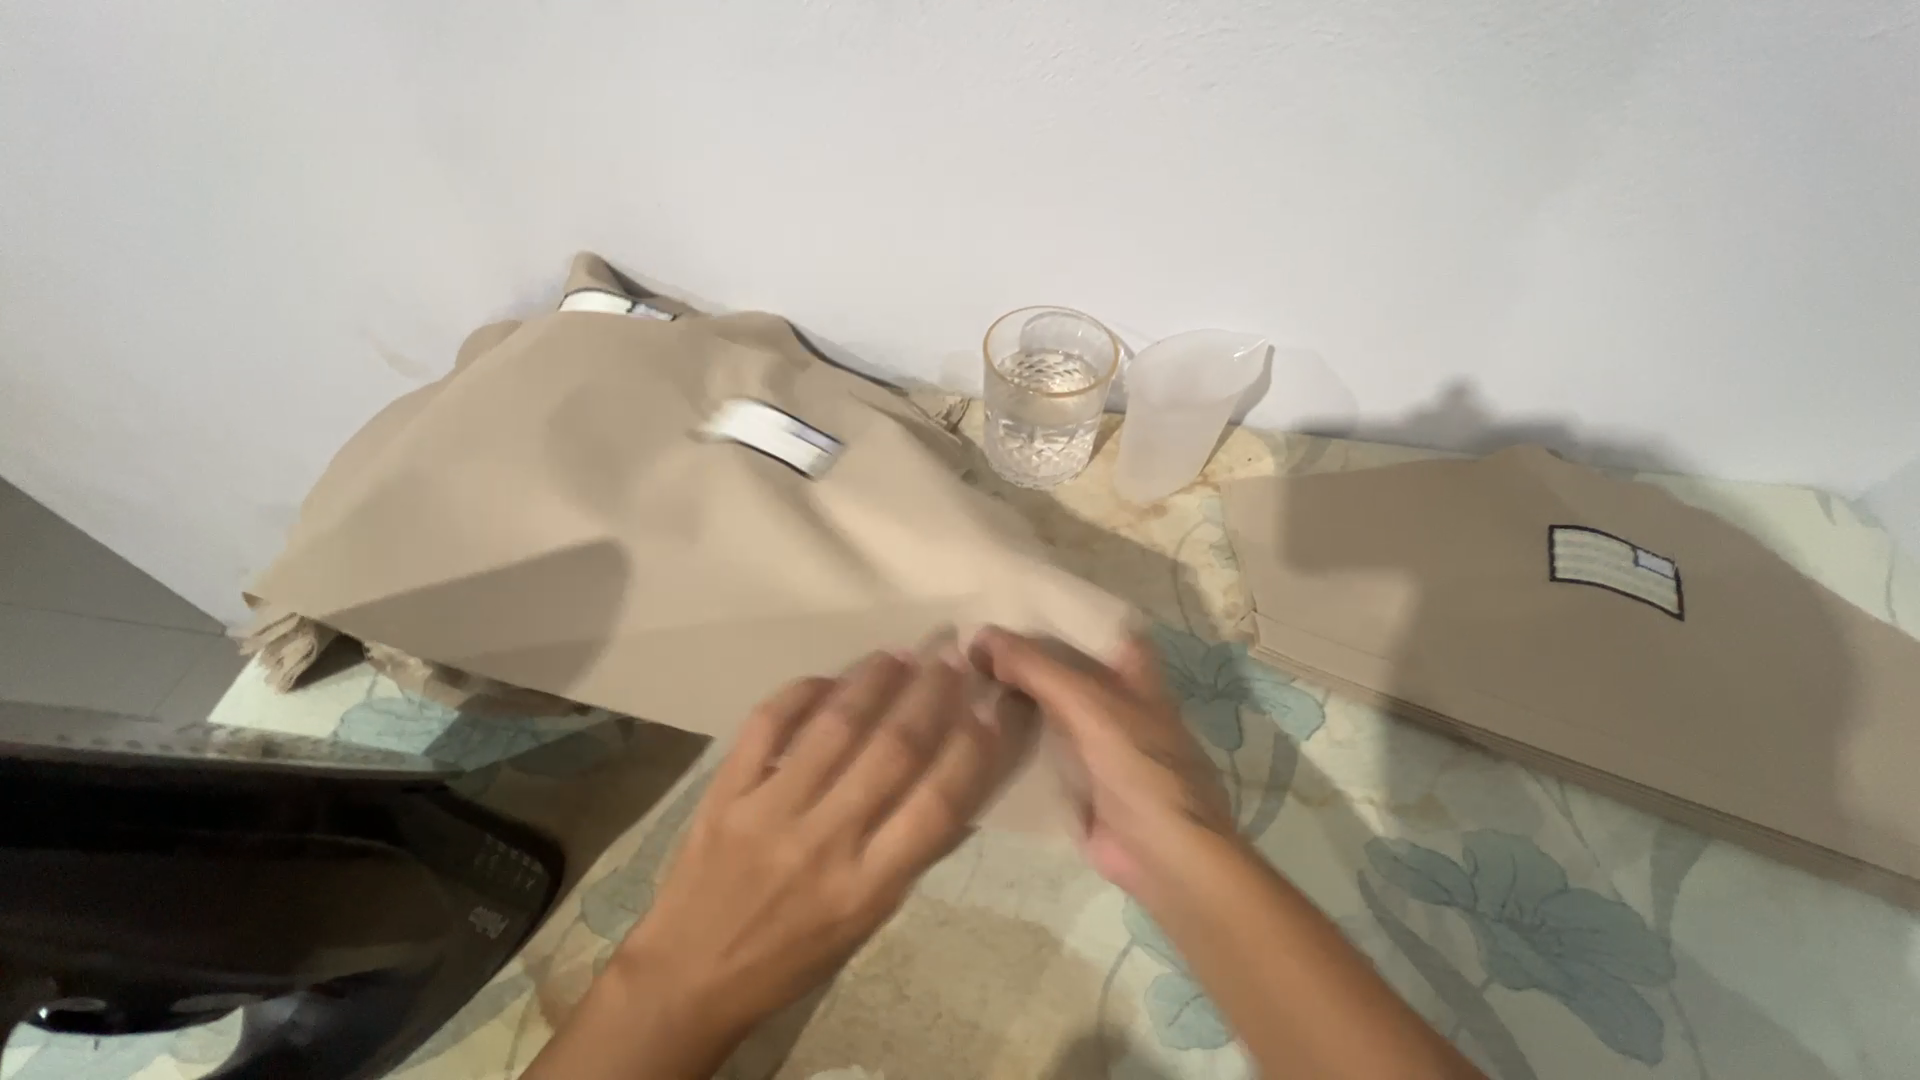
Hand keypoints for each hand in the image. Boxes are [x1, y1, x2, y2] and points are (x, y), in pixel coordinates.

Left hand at [613, 648, 1022, 1052]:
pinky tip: (829, 679)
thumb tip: (952, 782)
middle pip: (892, 751)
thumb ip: (907, 852)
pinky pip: (767, 724)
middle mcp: (824, 843)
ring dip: (874, 681)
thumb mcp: (866, 922)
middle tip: (951, 659)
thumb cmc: (791, 956)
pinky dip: (801, 692)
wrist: (688, 976)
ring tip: (901, 654)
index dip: (972, 750)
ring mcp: (769, 812)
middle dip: (930, 696)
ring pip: (835, 727)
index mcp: (867, 886)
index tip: (992, 709)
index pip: (938, 805)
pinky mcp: (726, 792)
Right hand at [971, 628, 1231, 894]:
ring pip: (1042, 705)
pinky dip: (1006, 736)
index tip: (996, 603)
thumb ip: (1037, 668)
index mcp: (1130, 668)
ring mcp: (1089, 738)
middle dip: (1015, 655)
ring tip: (951, 676)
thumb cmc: (1142, 767)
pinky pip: (1033, 746)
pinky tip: (964, 725)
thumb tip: (980, 635)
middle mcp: (1110, 696)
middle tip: (959, 640)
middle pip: (1057, 665)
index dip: (1045, 613)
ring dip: (1006, 695)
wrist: (1165, 857)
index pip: (1084, 624)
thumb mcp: (1091, 705)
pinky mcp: (1071, 775)